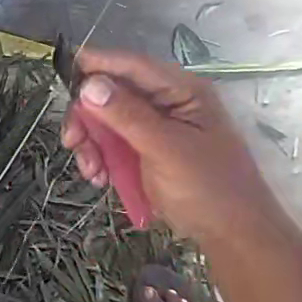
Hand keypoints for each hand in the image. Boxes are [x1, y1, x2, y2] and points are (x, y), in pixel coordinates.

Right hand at [61, 48, 288, 242]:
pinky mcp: (151, 152)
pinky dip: (102, 158)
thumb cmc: (208, 189)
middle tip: (72, 141)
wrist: (235, 237)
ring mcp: (159, 128)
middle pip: (115, 93)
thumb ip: (127, 115)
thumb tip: (89, 83)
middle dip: (89, 116)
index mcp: (182, 91)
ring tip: (91, 171)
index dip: (98, 63)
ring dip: (93, 142)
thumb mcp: (165, 149)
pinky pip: (116, 144)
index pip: (133, 65)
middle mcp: (169, 103)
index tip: (66, 68)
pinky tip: (99, 178)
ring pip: (109, 120)